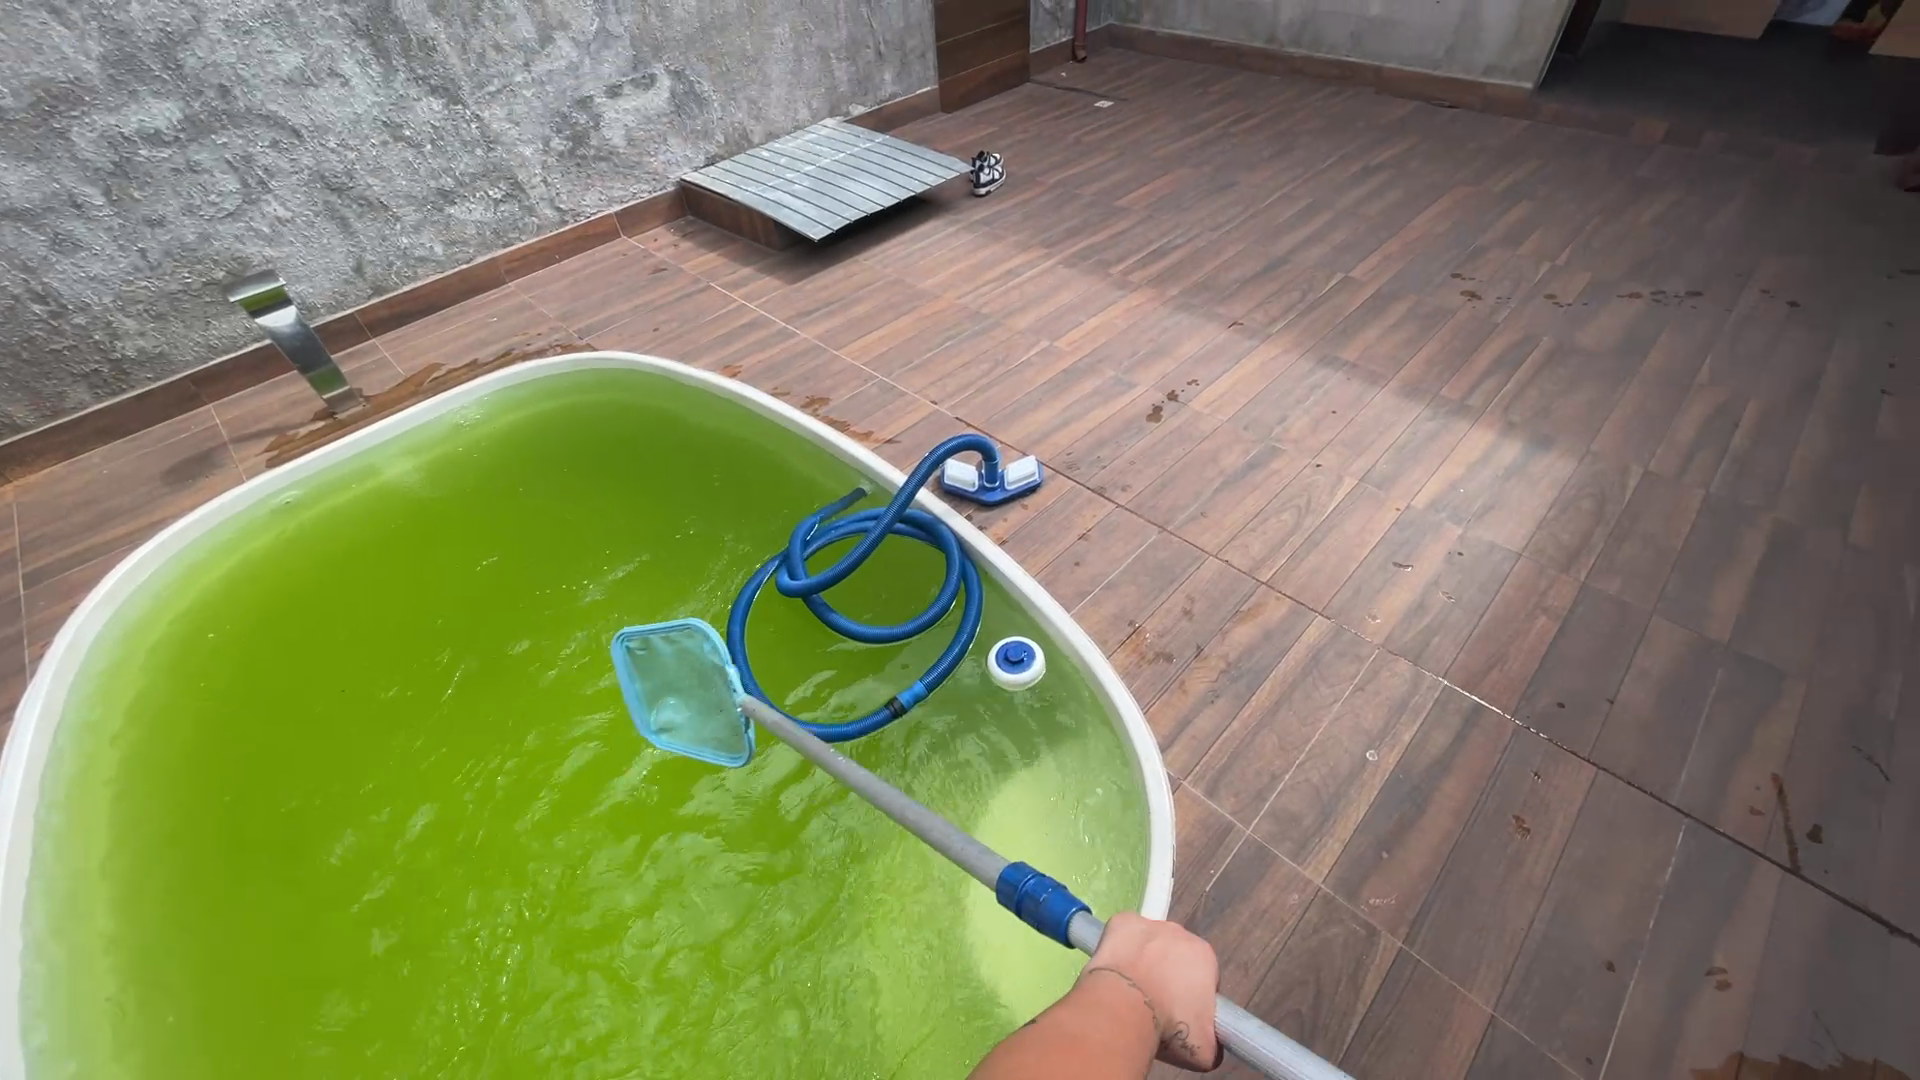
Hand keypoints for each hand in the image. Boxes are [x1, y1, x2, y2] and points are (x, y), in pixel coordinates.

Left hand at [1079, 913, 1221, 1071]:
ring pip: (1149, 944)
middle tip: (1156, 1001)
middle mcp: (1179, 932)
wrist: (1125, 1007)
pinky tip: (1117, 970)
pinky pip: (1124, 934)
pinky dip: (1121, 949)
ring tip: (1132, 989)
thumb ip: (1212, 1038)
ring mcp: (1148, 923)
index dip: (1193, 994)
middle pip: (1175, 955)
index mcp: (1204, 955)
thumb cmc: (1171, 1026)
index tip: (1180, 1012)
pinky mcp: (1121, 921)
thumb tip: (1205, 1038)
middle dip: (1168, 973)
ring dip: (1144, 960)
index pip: (1203, 974)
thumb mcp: (1206, 1049)